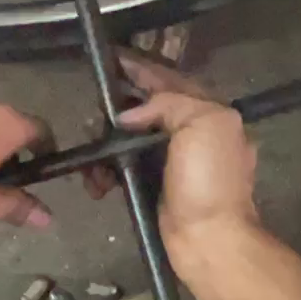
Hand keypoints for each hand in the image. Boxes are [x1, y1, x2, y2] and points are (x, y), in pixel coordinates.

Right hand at [112, 52, 260, 243]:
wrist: (209, 240)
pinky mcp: (152, 185)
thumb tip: (129, 114)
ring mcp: (170, 160)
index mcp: (207, 112)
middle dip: (115, 109)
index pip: (168, 79)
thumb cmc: (209, 181)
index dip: (140, 67)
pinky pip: (122, 167)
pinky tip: (96, 182)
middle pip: (143, 107)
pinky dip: (106, 171)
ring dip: (105, 144)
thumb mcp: (203, 125)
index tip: (111, 58)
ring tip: (90, 156)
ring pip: (128, 138)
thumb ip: (170, 103)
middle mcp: (189, 132)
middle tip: (94, 114)